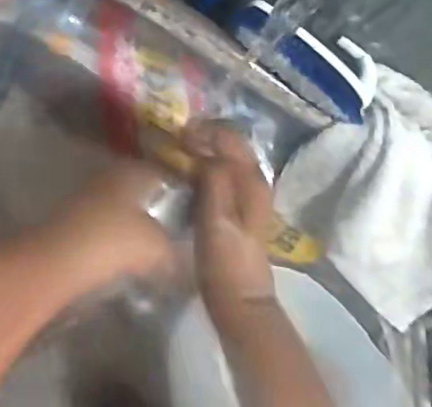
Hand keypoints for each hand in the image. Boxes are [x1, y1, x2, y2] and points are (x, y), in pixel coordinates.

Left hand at [37, 160, 176, 282]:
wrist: (60, 257)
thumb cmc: (115, 240)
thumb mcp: (156, 247)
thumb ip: (173, 248)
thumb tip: (180, 255)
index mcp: (133, 170)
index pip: (165, 175)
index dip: (181, 194)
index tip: (194, 215)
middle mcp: (112, 173)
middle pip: (142, 189)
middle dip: (158, 210)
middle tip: (177, 234)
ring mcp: (91, 192)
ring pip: (123, 205)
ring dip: (136, 224)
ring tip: (154, 250)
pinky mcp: (76, 215)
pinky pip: (106, 221)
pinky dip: (117, 234)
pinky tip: (127, 256)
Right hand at [184, 121, 278, 322]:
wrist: (239, 301)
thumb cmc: (225, 260)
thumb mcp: (215, 218)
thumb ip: (214, 179)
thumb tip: (205, 151)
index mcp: (252, 179)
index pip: (229, 136)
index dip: (203, 130)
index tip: (178, 135)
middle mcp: (256, 180)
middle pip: (230, 144)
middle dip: (204, 136)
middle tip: (175, 141)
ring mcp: (251, 194)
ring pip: (227, 157)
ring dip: (205, 149)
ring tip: (179, 153)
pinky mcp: (241, 206)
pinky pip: (224, 172)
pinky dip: (207, 165)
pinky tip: (189, 174)